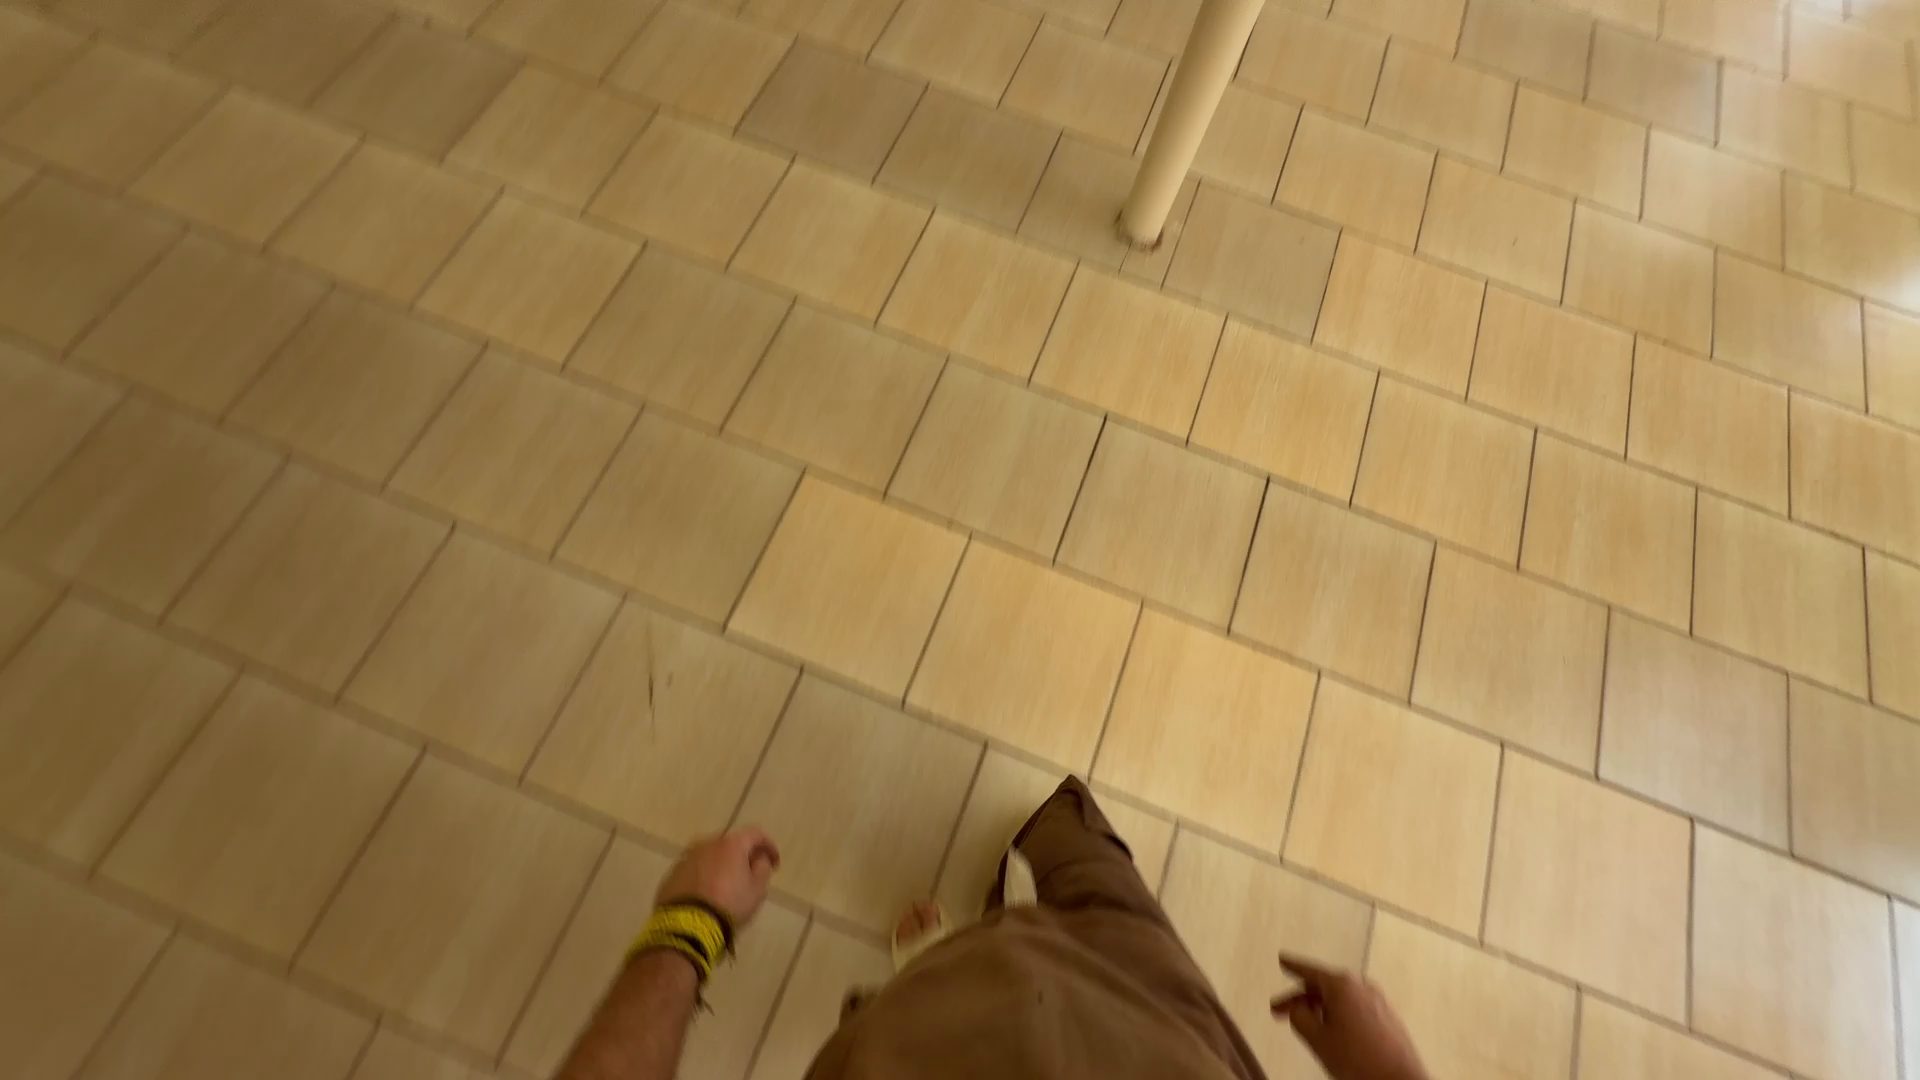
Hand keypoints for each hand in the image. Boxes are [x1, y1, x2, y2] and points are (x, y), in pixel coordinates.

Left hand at [656, 828, 780, 926]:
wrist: (685, 927)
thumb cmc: (729, 905)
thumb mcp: (757, 890)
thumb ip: (762, 868)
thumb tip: (758, 859)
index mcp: (731, 843)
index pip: (756, 835)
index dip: (769, 847)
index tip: (774, 864)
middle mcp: (707, 843)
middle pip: (731, 843)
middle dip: (742, 855)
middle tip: (749, 873)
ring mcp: (687, 858)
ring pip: (710, 856)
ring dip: (720, 866)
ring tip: (725, 885)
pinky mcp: (672, 875)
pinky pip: (694, 870)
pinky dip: (703, 877)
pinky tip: (706, 894)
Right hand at [1271, 954, 1428, 1079]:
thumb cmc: (1357, 1059)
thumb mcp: (1318, 1039)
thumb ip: (1298, 1016)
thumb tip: (1297, 1007)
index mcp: (1340, 985)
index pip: (1309, 970)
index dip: (1292, 965)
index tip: (1280, 958)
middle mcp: (1359, 985)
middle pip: (1323, 986)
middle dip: (1301, 999)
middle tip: (1281, 1012)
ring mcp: (1377, 1000)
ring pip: (1340, 998)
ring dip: (1321, 1008)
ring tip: (1310, 1025)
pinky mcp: (1388, 1016)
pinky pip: (1355, 1007)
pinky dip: (1340, 1014)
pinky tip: (1336, 1031)